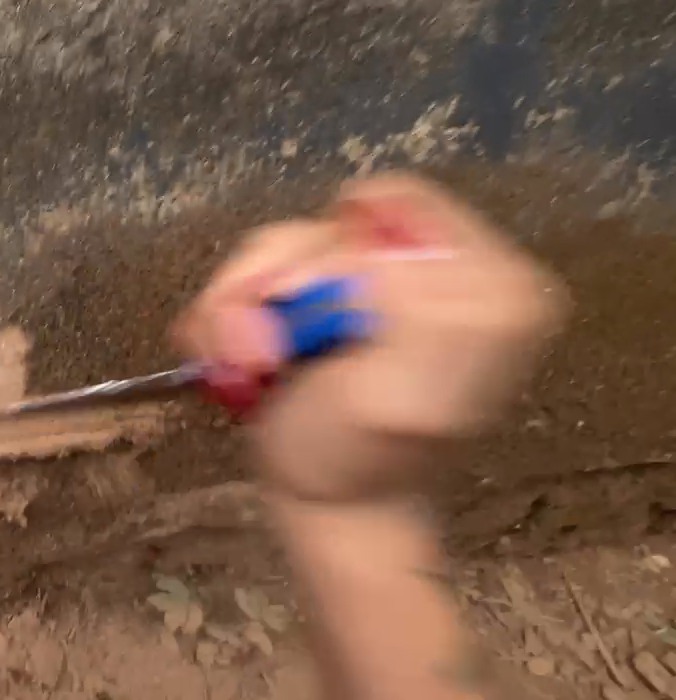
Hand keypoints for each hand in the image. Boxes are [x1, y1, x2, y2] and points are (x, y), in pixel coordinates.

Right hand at [173, 174, 567, 503]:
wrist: (322, 496)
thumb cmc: (358, 457)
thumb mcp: (404, 396)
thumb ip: (423, 316)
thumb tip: (390, 239)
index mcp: (477, 284)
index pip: (391, 204)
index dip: (330, 251)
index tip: (308, 310)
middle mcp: (424, 270)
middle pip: (312, 230)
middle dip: (263, 290)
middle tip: (260, 354)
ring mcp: (363, 281)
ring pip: (266, 251)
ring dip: (233, 310)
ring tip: (242, 366)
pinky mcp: (314, 293)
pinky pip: (244, 272)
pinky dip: (222, 315)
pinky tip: (230, 356)